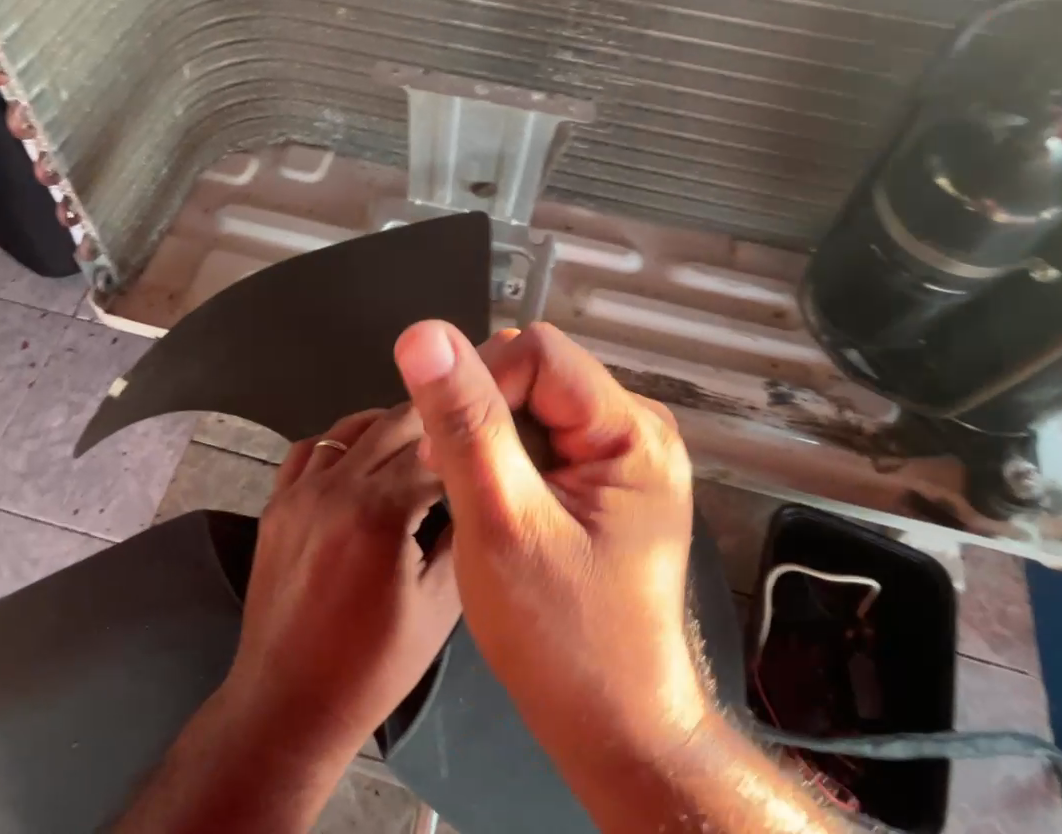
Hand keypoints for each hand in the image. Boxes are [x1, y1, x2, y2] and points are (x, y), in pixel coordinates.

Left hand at [219, 405, 459, 756]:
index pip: (433, 451)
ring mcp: (297, 493)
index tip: (486, 452)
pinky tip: (360, 460)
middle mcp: (334, 488)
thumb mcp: (440, 608)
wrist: (288, 703)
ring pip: (348, 428)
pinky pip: (308, 450)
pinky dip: (339, 443)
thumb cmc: (373, 666)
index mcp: (379, 511)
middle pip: (391, 424)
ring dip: (387, 427)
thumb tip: (474, 494)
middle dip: (432, 426)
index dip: (465, 448)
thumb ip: (460, 539)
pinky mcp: (275, 506)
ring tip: (418, 444)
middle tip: (461, 437)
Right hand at [394, 321, 703, 759]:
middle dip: (481, 415)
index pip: (534, 351)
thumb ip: (464, 424)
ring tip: (478, 503)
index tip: (448, 453)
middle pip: (535, 371)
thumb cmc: (565, 641)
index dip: (477, 385)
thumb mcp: (502, 525)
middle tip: (459, 485)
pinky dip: (505, 461)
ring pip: (532, 404)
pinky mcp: (607, 483)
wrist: (615, 727)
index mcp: (632, 431)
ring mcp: (625, 457)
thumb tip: (424, 335)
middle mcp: (638, 430)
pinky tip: (497, 508)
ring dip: (488, 440)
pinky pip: (542, 438)